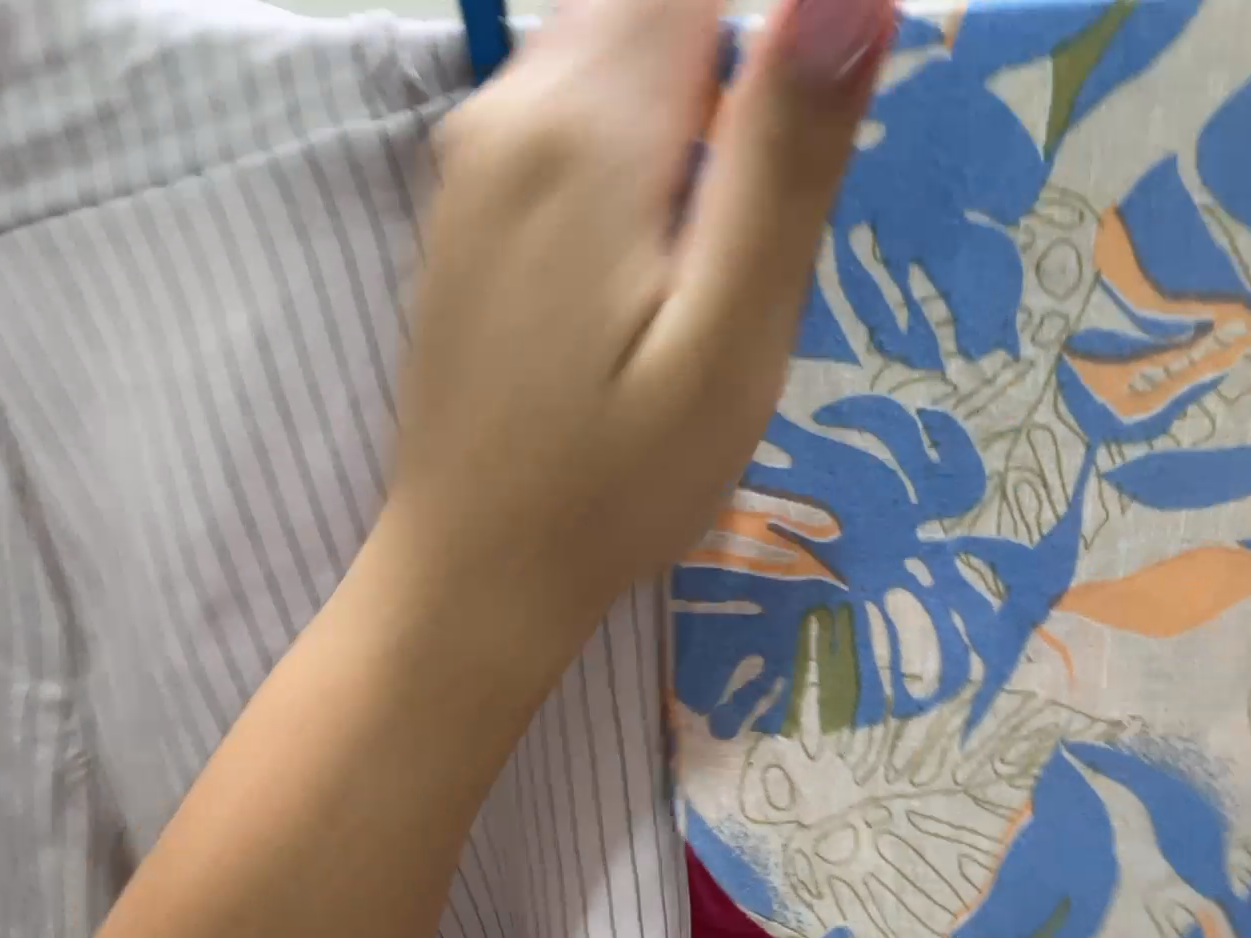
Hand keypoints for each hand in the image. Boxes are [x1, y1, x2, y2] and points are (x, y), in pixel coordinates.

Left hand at [379, 0, 892, 655]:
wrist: (478, 569)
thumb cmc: (617, 482)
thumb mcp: (730, 340)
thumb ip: (782, 161)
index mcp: (586, 127)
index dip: (766, 39)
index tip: (787, 146)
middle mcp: (507, 114)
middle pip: (651, 11)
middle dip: (728, 85)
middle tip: (745, 236)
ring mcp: (470, 167)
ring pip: (603, 65)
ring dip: (681, 124)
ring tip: (700, 264)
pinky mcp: (463, 219)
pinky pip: (560, 128)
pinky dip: (625, 159)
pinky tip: (640, 273)